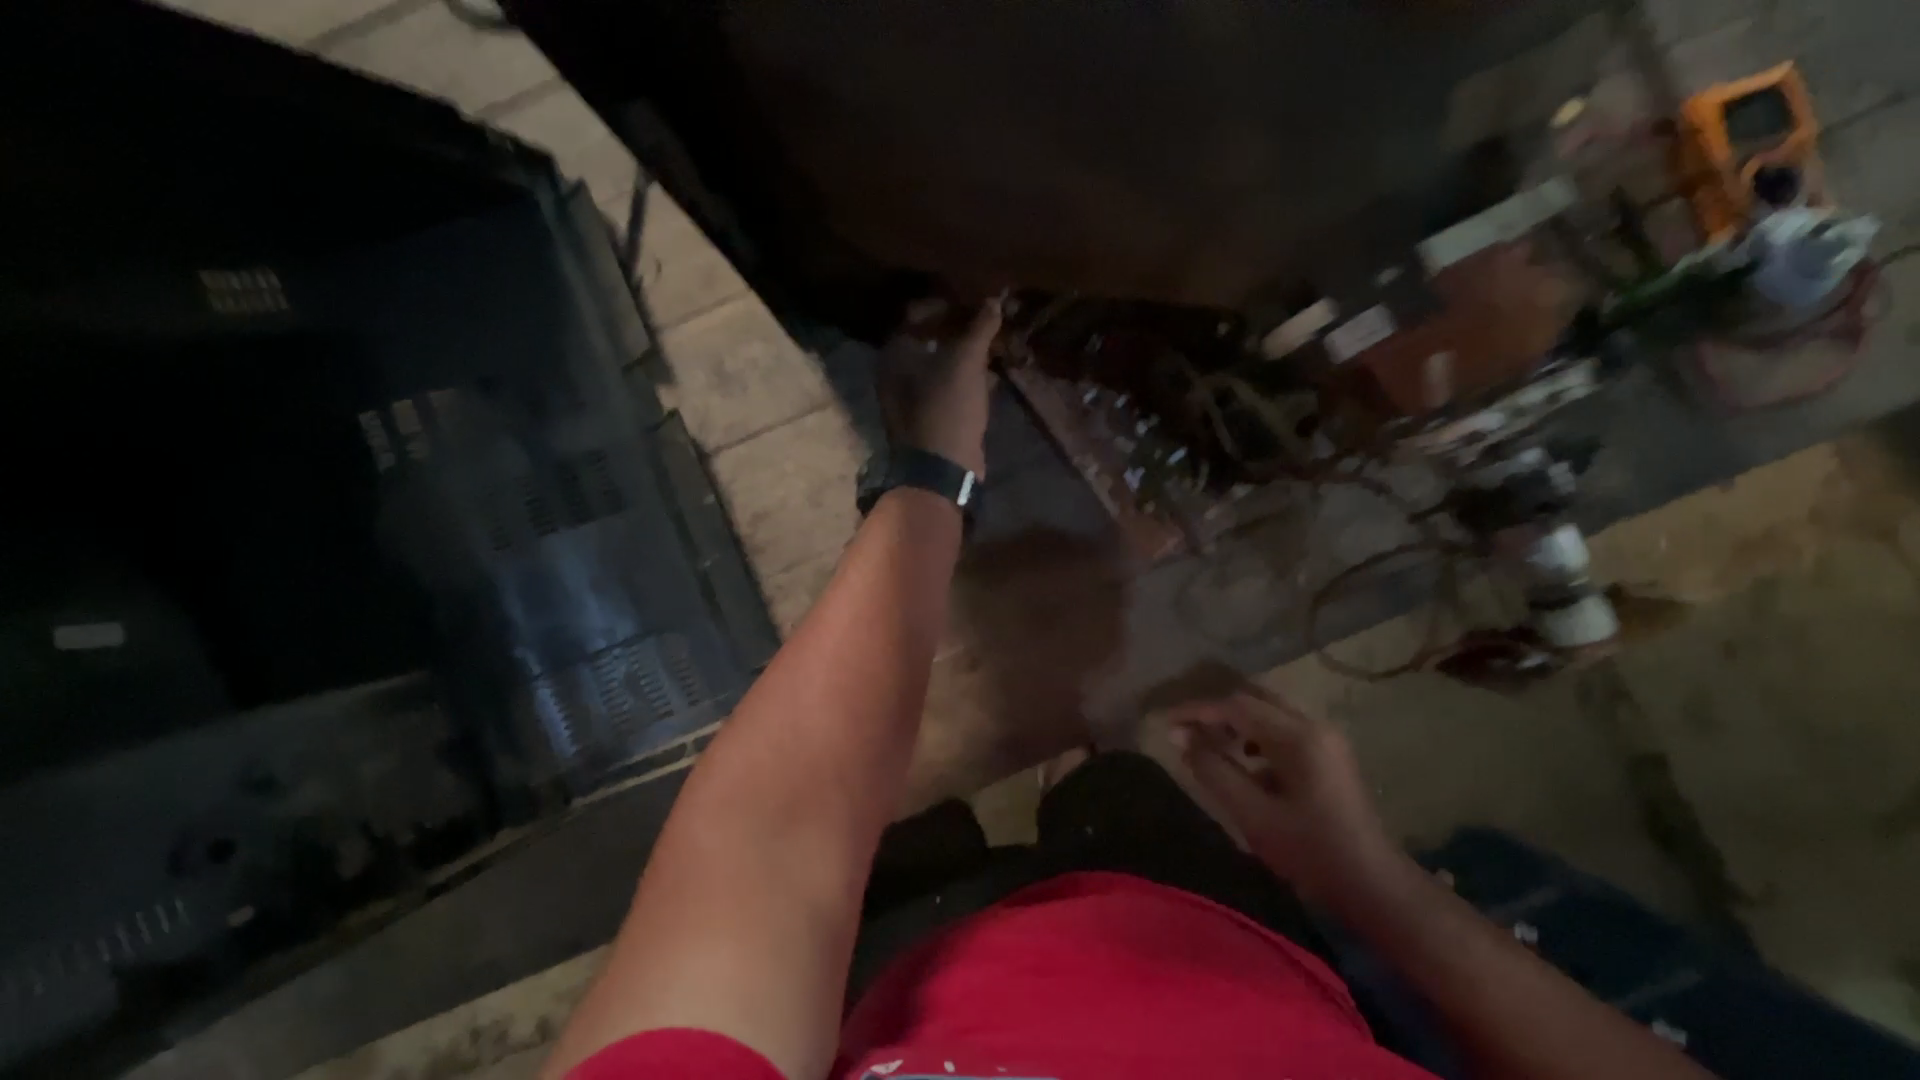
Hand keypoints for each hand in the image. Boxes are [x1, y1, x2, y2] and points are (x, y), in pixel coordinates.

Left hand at [879, 296, 1002, 477]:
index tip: (975, 299)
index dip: (946, 302)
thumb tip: (994, 300)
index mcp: (895, 352)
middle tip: (989, 318)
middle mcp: (896, 372)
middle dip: (960, 328)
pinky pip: (948, 387)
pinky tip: (992, 373)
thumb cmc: (947, 406)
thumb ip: (980, 327)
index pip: (917, 313)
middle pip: (929, 338)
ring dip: (966, 353)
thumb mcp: (966, 361)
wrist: (942, 469)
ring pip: (941, 364)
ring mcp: (911, 397)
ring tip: (995, 341)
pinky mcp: (930, 416)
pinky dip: (967, 377)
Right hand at [1171, 691, 1401, 901]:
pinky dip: (1256, 738)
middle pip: (1255, 701)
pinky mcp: (1329, 757)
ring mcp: (1326, 740)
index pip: (1237, 705)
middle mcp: (1315, 726)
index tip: (1166, 723)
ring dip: (1236, 724)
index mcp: (1299, 736)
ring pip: (1269, 715)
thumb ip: (1213, 770)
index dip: (1197, 711)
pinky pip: (1283, 732)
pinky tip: (1244, 765)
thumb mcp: (1252, 813)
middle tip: (1184, 732)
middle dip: (1216, 712)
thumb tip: (1180, 737)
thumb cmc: (1310, 851)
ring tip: (1208, 747)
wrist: (1373, 885)